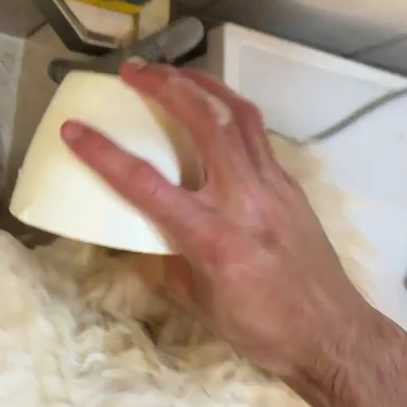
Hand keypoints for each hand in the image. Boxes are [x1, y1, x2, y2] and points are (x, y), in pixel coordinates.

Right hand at [61, 62, 372, 381]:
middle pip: (205, 122)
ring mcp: (272, 185)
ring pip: (237, 113)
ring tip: (171, 71)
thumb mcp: (196, 299)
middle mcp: (244, 199)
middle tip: (132, 70)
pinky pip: (255, 131)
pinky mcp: (288, 181)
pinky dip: (226, 107)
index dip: (103, 154)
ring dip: (199, 83)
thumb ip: (163, 254)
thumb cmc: (260, 328)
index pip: (146, 184)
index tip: (72, 128)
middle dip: (165, 86)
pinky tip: (209, 107)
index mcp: (212, 238)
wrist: (333, 336)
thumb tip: (135, 225)